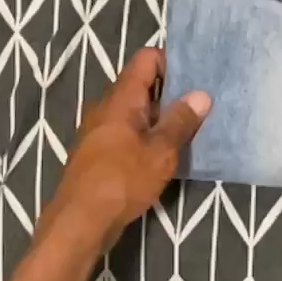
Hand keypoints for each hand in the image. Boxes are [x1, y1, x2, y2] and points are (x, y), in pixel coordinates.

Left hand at [49, 47, 210, 245]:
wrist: (80, 220)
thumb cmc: (123, 180)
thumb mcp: (160, 152)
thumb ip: (180, 122)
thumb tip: (200, 95)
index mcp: (121, 98)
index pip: (146, 59)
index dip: (172, 63)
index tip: (195, 82)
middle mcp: (106, 107)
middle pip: (140, 87)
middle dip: (169, 97)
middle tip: (197, 113)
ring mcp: (98, 132)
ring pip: (133, 115)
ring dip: (157, 123)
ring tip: (185, 138)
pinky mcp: (96, 155)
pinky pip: (125, 136)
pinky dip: (143, 141)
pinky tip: (161, 160)